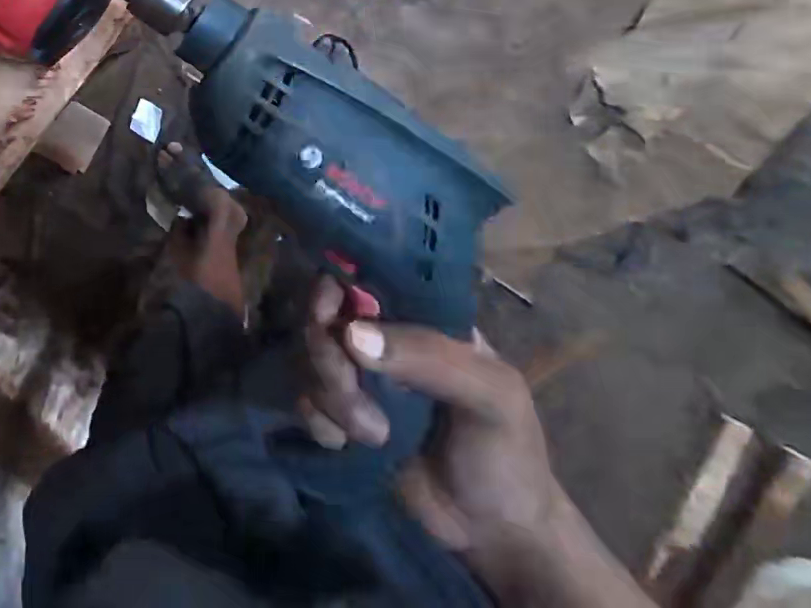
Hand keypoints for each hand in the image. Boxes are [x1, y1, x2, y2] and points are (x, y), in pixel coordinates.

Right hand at [300, 278, 558, 555]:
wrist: (494, 532)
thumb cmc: (506, 452)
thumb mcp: (492, 396)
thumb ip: (430, 356)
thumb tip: (351, 335)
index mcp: (419, 317)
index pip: (362, 278)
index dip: (334, 289)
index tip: (329, 315)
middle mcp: (381, 337)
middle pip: (323, 318)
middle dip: (329, 357)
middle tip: (355, 390)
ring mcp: (358, 376)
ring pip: (309, 359)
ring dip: (332, 398)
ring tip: (374, 433)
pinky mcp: (339, 413)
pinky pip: (304, 398)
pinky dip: (320, 421)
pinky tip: (348, 444)